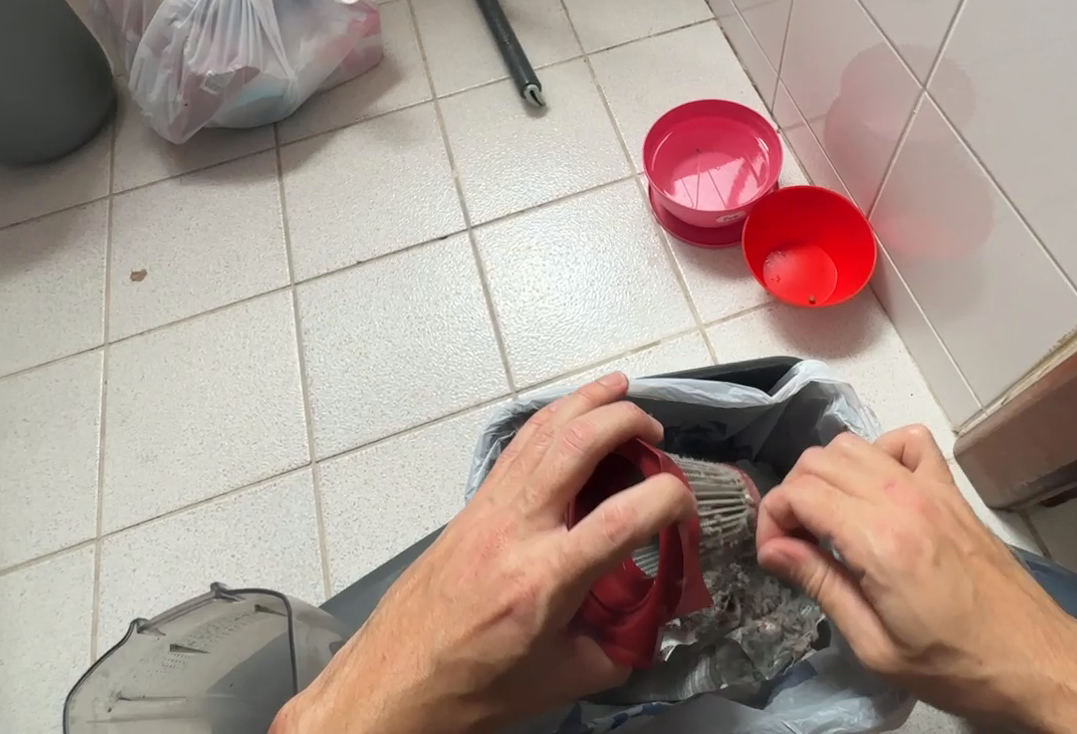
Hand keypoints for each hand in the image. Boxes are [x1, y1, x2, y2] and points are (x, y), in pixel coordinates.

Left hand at [272, 373, 693, 733]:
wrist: (392, 682)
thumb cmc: (476, 688)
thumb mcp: (562, 680)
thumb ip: (618, 645)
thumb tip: (653, 613)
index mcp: (545, 580)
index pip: (621, 519)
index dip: (667, 499)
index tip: (684, 504)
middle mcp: (519, 526)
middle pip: (578, 445)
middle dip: (625, 422)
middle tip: (656, 433)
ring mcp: (493, 505)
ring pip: (545, 430)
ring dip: (588, 401)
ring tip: (622, 387)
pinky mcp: (477, 499)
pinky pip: (522, 443)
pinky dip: (554, 415)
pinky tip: (573, 408)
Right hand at [755, 427, 1076, 733]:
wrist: (1039, 663)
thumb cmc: (956, 667)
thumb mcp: (876, 648)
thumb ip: (821, 585)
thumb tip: (774, 548)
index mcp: (879, 540)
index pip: (798, 492)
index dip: (771, 518)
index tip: (774, 553)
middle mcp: (900, 498)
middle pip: (817, 461)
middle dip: (792, 495)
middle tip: (796, 540)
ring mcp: (929, 486)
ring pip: (851, 444)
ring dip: (826, 473)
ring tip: (830, 517)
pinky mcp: (950, 488)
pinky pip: (906, 440)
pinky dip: (879, 451)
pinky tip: (877, 487)